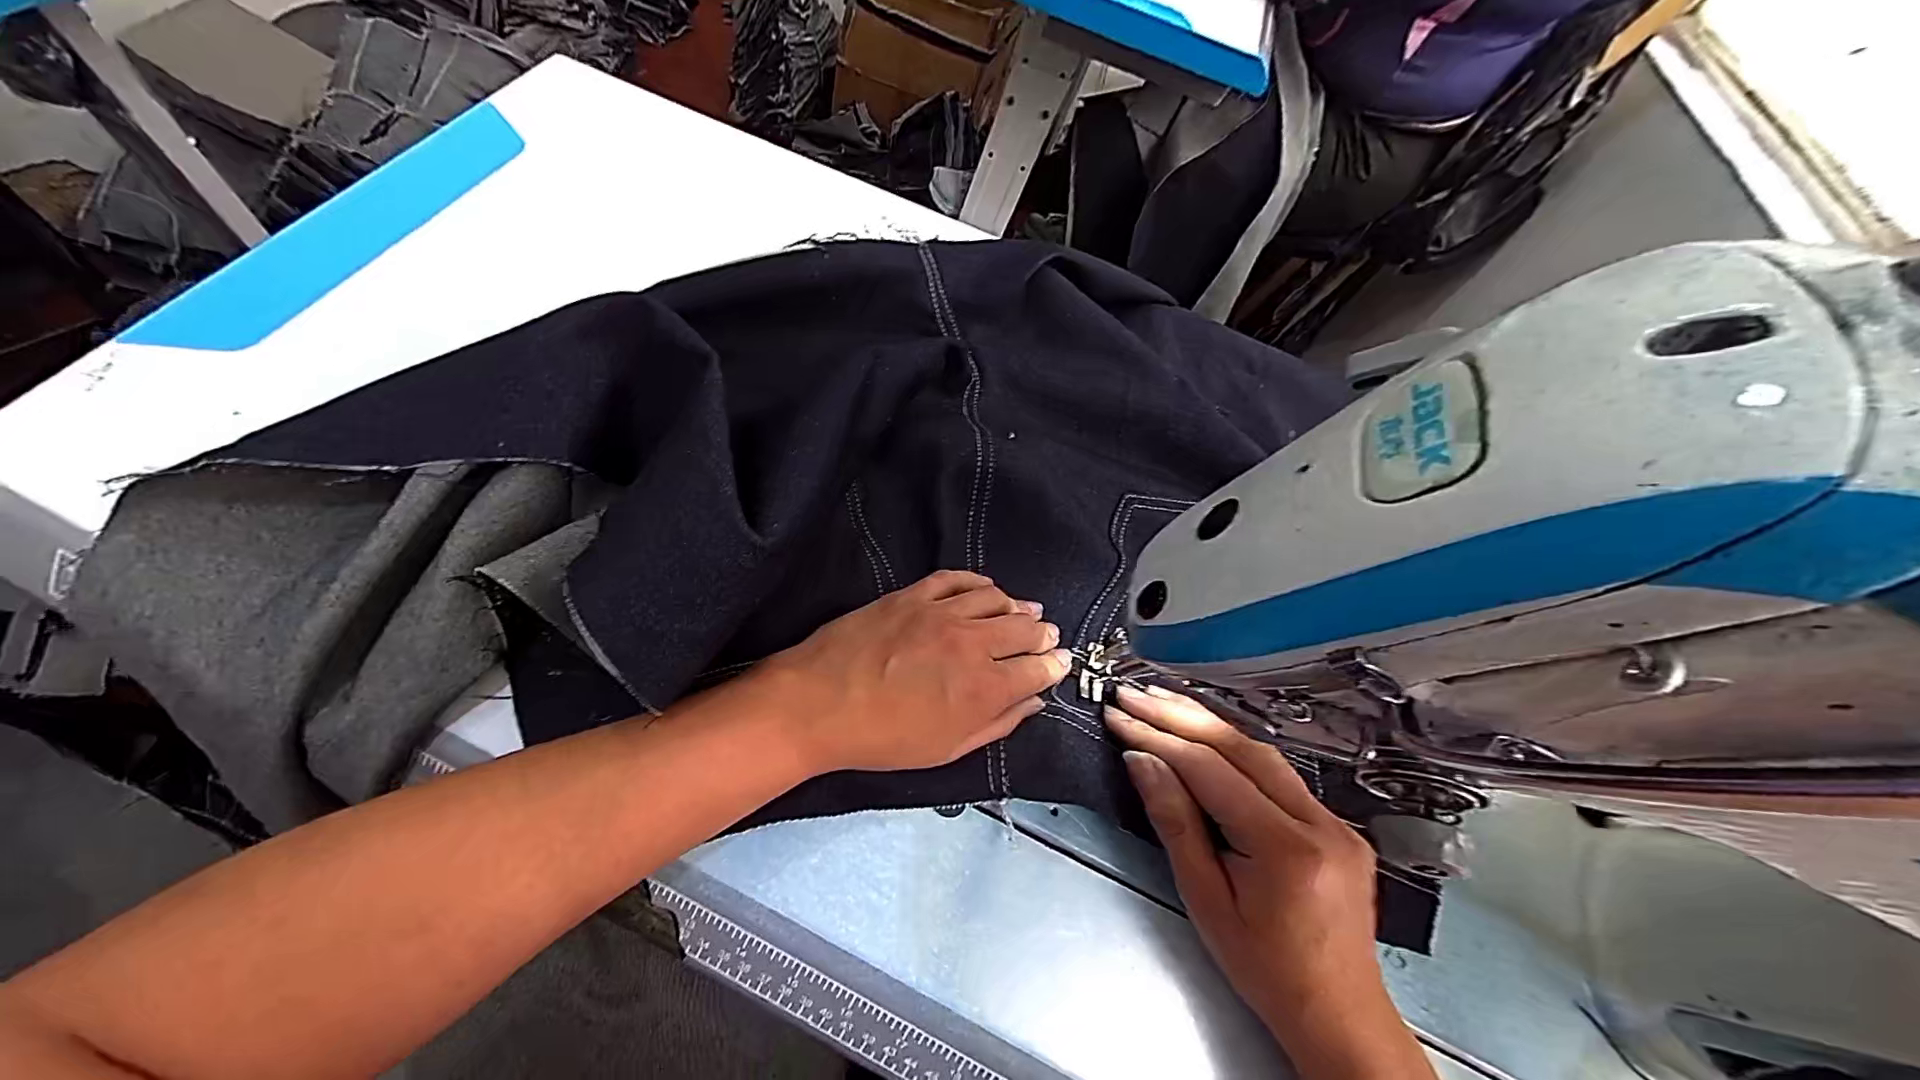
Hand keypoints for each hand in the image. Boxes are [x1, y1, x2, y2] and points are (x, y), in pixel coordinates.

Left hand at [757, 570, 1070, 773]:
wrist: (819, 704)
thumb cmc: (882, 739)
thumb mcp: (947, 749)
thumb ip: (997, 723)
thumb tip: (1032, 703)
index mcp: (984, 688)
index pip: (1038, 668)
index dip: (1054, 665)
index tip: (1060, 662)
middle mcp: (972, 644)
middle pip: (1025, 628)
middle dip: (1043, 633)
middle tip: (1048, 636)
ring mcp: (942, 613)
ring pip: (997, 599)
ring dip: (1018, 606)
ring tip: (1026, 611)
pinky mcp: (914, 595)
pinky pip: (958, 580)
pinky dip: (980, 583)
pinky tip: (987, 589)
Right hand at [1105, 685, 1435, 1079]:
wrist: (1338, 1014)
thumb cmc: (1266, 970)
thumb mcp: (1206, 900)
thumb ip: (1175, 823)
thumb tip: (1142, 761)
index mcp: (1287, 849)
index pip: (1210, 771)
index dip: (1159, 738)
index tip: (1119, 718)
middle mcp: (1320, 824)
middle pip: (1240, 748)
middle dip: (1180, 715)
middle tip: (1134, 695)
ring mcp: (1335, 822)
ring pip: (1262, 753)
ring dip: (1207, 724)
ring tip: (1161, 702)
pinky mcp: (1336, 824)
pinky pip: (1278, 773)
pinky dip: (1234, 749)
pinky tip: (1205, 736)